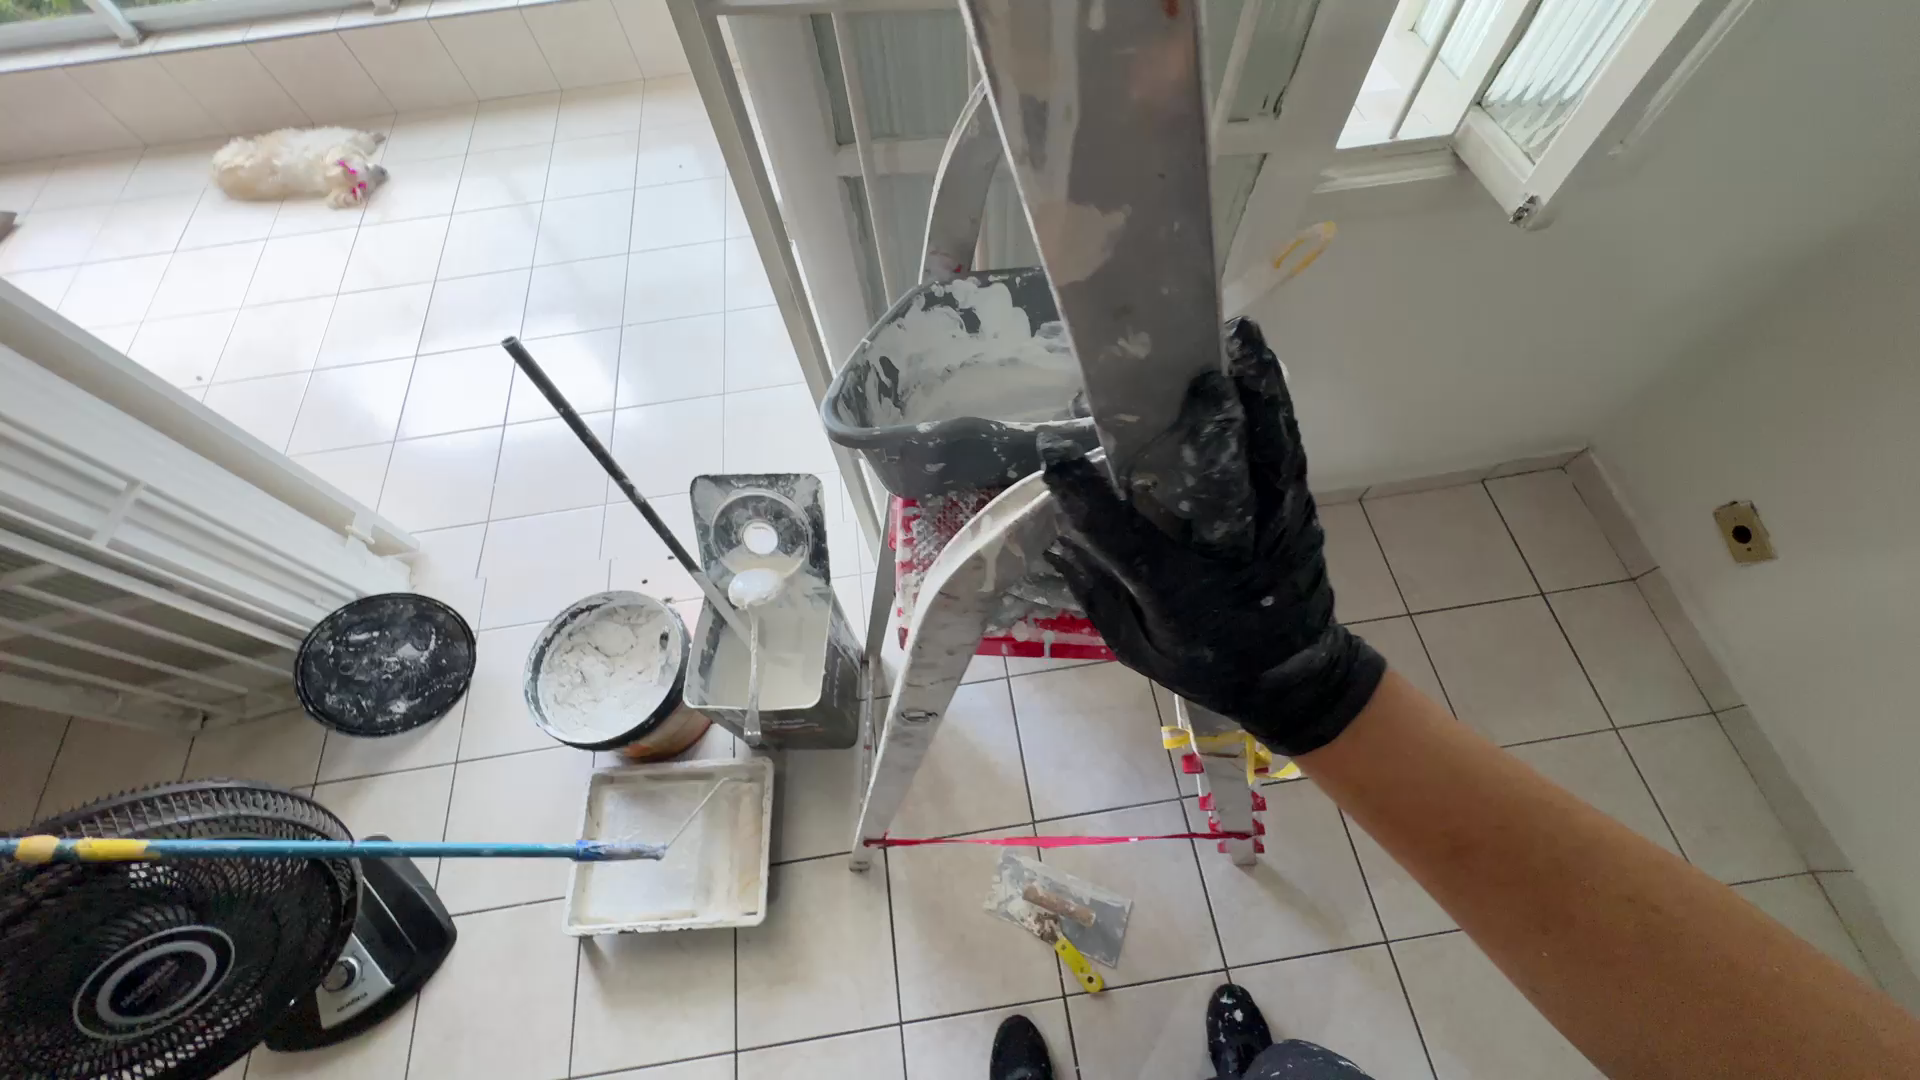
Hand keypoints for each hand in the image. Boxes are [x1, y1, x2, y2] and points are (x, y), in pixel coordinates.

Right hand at [1040, 318, 1383, 755]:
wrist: (1296, 681)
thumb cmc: (1207, 666)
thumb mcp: (1136, 646)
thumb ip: (1096, 594)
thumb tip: (1059, 541)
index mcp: (1180, 596)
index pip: (1125, 542)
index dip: (1088, 503)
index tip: (1055, 464)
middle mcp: (1232, 554)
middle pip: (1220, 481)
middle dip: (1205, 424)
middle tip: (1187, 372)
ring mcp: (1277, 530)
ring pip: (1269, 454)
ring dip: (1257, 395)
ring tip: (1242, 340)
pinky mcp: (1301, 515)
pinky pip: (1288, 453)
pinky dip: (1277, 408)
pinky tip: (1263, 372)